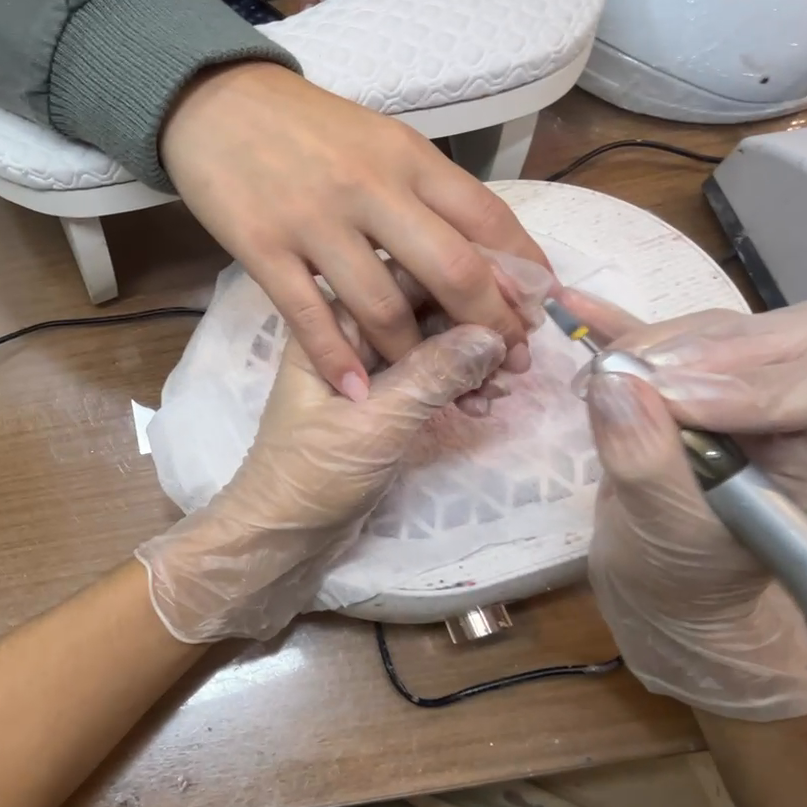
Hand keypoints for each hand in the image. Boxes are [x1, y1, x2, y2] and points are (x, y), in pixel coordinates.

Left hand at [136, 290, 506, 642]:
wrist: (283, 531)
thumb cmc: (314, 473)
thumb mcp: (375, 423)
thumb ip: (433, 374)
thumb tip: (495, 331)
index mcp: (331, 319)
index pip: (408, 275)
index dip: (470, 285)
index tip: (524, 311)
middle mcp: (348, 329)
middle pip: (427, 303)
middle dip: (479, 325)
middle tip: (523, 358)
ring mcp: (365, 362)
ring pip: (434, 338)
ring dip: (476, 357)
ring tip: (505, 388)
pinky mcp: (380, 393)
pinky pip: (430, 372)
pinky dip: (460, 383)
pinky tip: (482, 405)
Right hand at [161, 61, 549, 400]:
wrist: (215, 105)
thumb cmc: (303, 124)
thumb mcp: (378, 138)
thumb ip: (424, 189)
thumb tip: (480, 248)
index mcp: (408, 157)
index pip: (489, 220)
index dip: (523, 275)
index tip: (535, 314)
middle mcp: (371, 189)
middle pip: (452, 270)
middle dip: (486, 326)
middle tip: (497, 363)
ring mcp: (314, 222)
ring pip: (382, 306)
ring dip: (411, 356)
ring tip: (423, 383)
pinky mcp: (264, 249)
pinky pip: (309, 315)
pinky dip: (337, 359)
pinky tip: (355, 390)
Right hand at [563, 290, 806, 720]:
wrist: (668, 579)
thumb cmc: (685, 578)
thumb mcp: (667, 538)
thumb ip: (646, 464)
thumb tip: (614, 382)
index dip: (756, 381)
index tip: (666, 400)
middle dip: (713, 346)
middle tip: (636, 378)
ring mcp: (762, 384)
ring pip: (734, 323)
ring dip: (659, 342)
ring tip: (600, 383)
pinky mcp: (702, 373)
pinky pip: (675, 330)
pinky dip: (623, 319)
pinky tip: (573, 307)